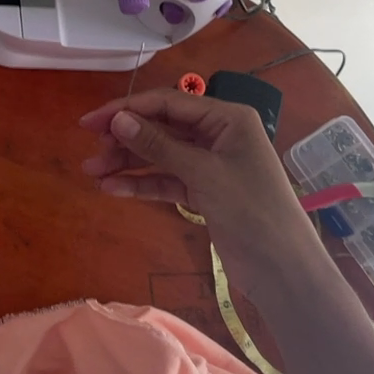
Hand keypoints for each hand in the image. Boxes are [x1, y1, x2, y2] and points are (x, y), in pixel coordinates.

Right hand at [79, 89, 320, 283]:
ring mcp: (209, 164)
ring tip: (92, 173)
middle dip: (124, 139)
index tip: (89, 122)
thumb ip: (158, 145)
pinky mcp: (203, 191)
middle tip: (91, 152)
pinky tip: (112, 189)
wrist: (283, 270)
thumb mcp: (203, 173)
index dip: (126, 109)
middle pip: (161, 128)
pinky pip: (165, 180)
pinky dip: (141, 183)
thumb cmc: (252, 211)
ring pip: (159, 155)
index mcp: (226, 118)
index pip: (167, 103)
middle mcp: (217, 135)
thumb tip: (117, 120)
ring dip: (127, 163)